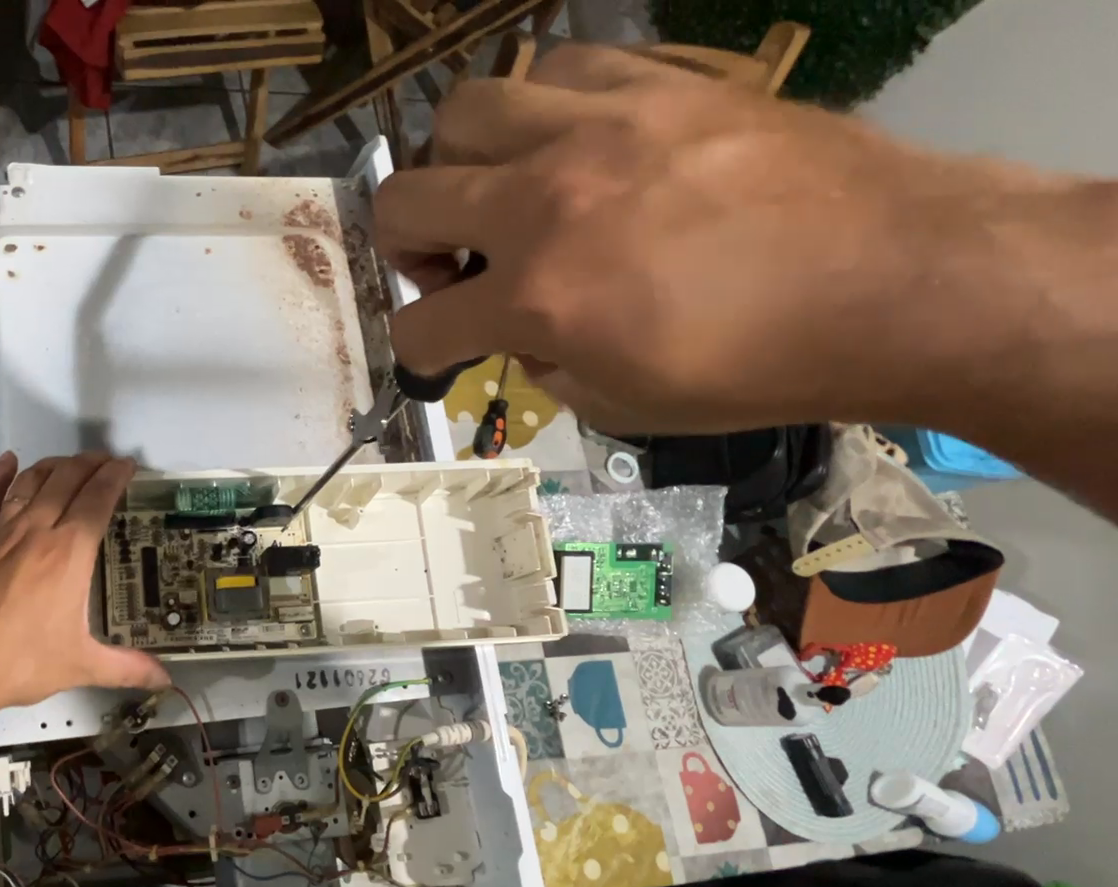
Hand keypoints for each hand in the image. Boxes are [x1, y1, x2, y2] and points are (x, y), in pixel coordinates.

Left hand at [0, 452, 168, 750]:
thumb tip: (166, 679)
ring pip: (29, 483)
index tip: (128, 465)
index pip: (97, 500)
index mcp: (68, 554)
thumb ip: (127, 668)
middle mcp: (36, 532)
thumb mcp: (81, 666)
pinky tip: (7, 462)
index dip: (114, 478)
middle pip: (65, 482)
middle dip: (89, 464)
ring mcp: (0, 534)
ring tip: (71, 462)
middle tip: (107, 460)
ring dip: (52, 465)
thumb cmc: (20, 663)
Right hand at [375, 44, 1075, 434]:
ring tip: (504, 191)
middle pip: (403, 201)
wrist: (898, 279)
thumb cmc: (752, 366)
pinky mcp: (656, 83)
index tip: (441, 350)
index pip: (419, 324)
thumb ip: (538, 362)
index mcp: (537, 299)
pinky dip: (539, 111)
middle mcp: (545, 204)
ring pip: (463, 112)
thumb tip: (515, 331)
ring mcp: (599, 129)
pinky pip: (555, 68)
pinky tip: (571, 146)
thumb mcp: (615, 403)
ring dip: (459, 163)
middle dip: (406, 248)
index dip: (418, 348)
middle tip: (453, 266)